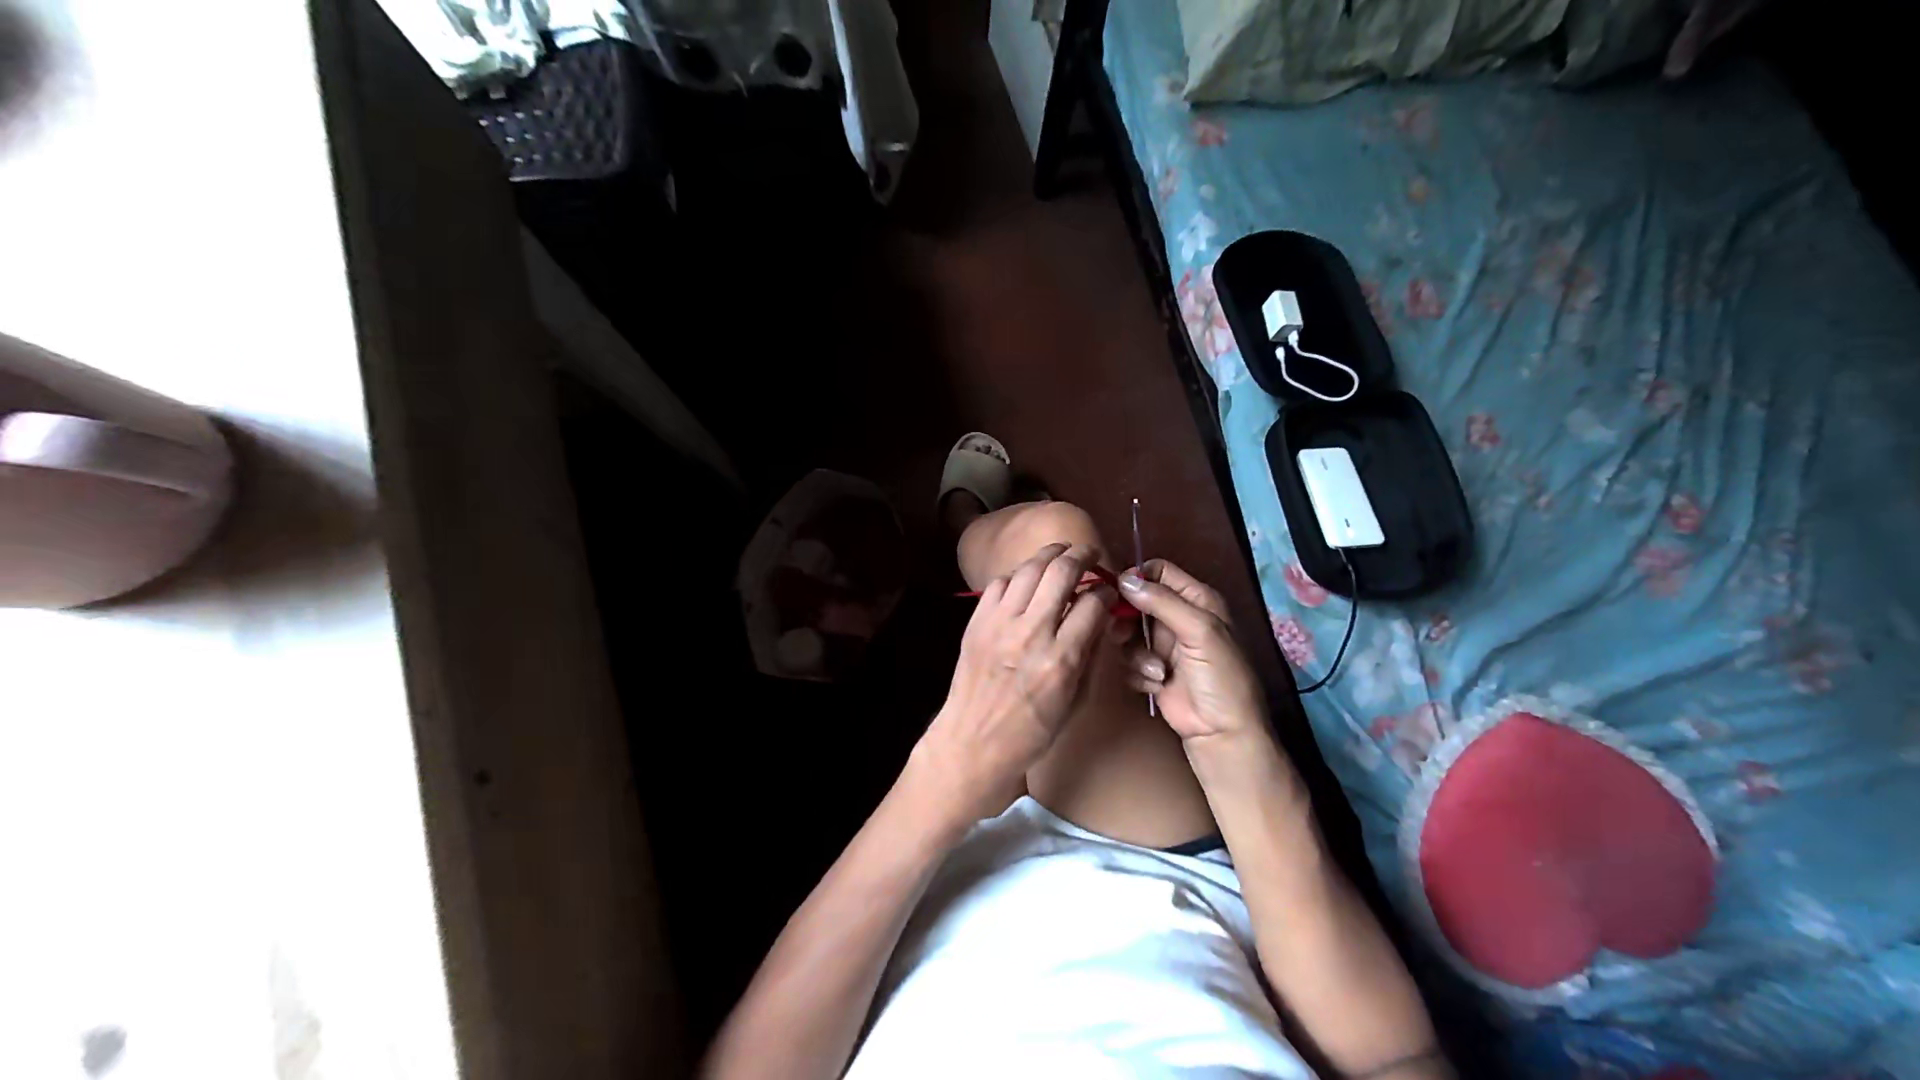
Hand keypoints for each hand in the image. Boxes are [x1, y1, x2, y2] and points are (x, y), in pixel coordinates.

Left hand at [912, 543, 1114, 823]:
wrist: (974, 742)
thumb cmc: (1031, 731)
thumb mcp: (1075, 700)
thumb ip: (1089, 654)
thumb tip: (1101, 617)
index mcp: (1061, 659)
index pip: (1093, 603)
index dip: (1106, 590)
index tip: (1109, 589)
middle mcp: (1031, 633)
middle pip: (1062, 572)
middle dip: (1083, 556)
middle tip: (1091, 555)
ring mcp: (999, 624)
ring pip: (1029, 569)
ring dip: (1050, 555)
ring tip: (1062, 553)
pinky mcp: (977, 622)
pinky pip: (999, 583)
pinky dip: (1017, 575)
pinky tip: (1027, 580)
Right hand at [1117, 559, 1267, 748]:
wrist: (1221, 732)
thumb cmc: (1221, 676)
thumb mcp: (1199, 631)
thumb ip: (1162, 602)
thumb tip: (1124, 579)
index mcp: (1197, 600)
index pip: (1158, 571)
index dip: (1137, 578)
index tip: (1120, 592)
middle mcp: (1178, 617)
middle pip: (1136, 602)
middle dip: (1127, 619)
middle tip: (1122, 635)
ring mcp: (1163, 644)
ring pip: (1128, 632)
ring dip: (1136, 653)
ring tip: (1156, 671)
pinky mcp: (1151, 668)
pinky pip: (1128, 658)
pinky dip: (1138, 672)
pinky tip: (1157, 684)